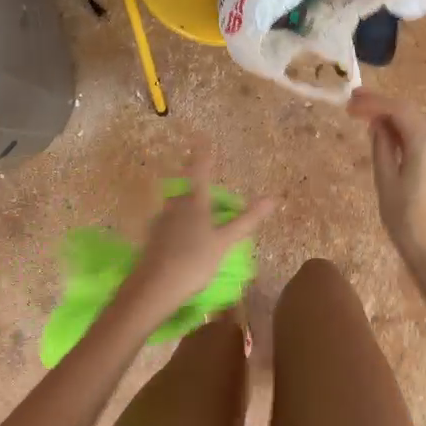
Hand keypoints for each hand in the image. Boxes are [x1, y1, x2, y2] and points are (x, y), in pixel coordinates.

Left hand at [122, 154, 272, 318]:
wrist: (154, 287)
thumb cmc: (194, 261)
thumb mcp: (225, 242)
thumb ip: (247, 220)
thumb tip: (274, 198)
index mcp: (194, 203)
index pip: (199, 172)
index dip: (202, 155)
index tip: (201, 138)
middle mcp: (175, 206)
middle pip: (185, 190)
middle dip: (194, 186)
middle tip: (203, 183)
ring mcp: (160, 222)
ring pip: (176, 208)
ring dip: (185, 208)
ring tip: (197, 218)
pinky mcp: (151, 238)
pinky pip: (168, 224)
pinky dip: (177, 226)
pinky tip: (182, 240)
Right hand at [347, 89, 425, 279]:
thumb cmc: (406, 220)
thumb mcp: (386, 182)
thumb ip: (382, 148)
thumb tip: (377, 125)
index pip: (398, 109)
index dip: (373, 102)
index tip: (349, 102)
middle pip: (409, 112)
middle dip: (381, 105)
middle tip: (352, 103)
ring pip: (415, 123)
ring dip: (390, 117)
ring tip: (363, 116)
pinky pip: (419, 138)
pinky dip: (400, 131)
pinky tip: (383, 135)